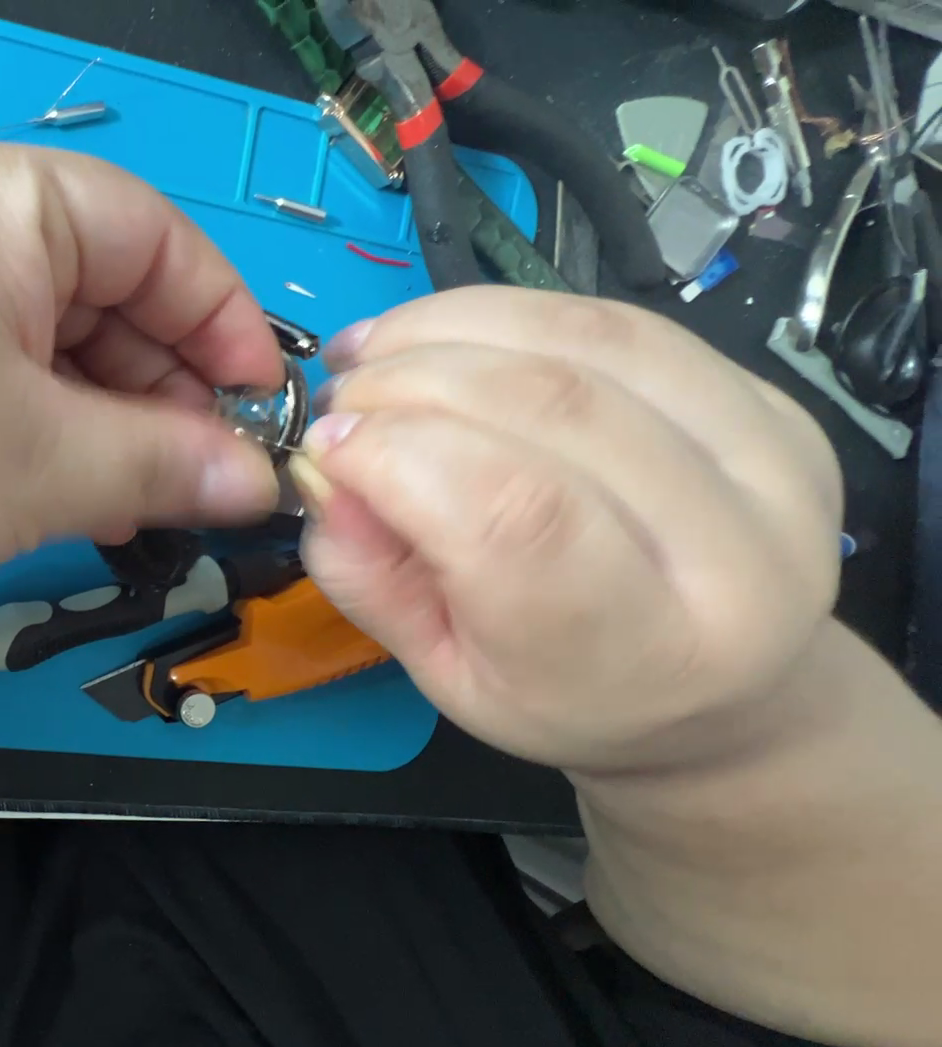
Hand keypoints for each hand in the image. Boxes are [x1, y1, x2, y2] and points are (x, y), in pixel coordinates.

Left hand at [0, 124, 282, 660]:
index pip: (150, 237)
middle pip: (86, 283)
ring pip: (23, 330)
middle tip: (187, 479)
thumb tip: (252, 476)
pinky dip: (13, 414)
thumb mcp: (36, 474)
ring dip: (83, 413)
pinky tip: (39, 479)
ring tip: (118, 497)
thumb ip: (165, 463)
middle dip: (148, 386)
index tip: (256, 410)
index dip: (219, 326)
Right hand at [300, 287, 842, 773]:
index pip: (514, 517)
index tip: (321, 448)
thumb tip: (319, 471)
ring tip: (366, 358)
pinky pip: (609, 319)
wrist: (710, 688)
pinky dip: (493, 313)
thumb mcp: (434, 670)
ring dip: (441, 331)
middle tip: (335, 404)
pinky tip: (426, 336)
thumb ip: (368, 577)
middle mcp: (733, 548)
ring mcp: (768, 457)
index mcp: (639, 650)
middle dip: (404, 384)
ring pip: (583, 341)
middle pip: (549, 407)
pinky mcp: (767, 398)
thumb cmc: (552, 692)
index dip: (396, 458)